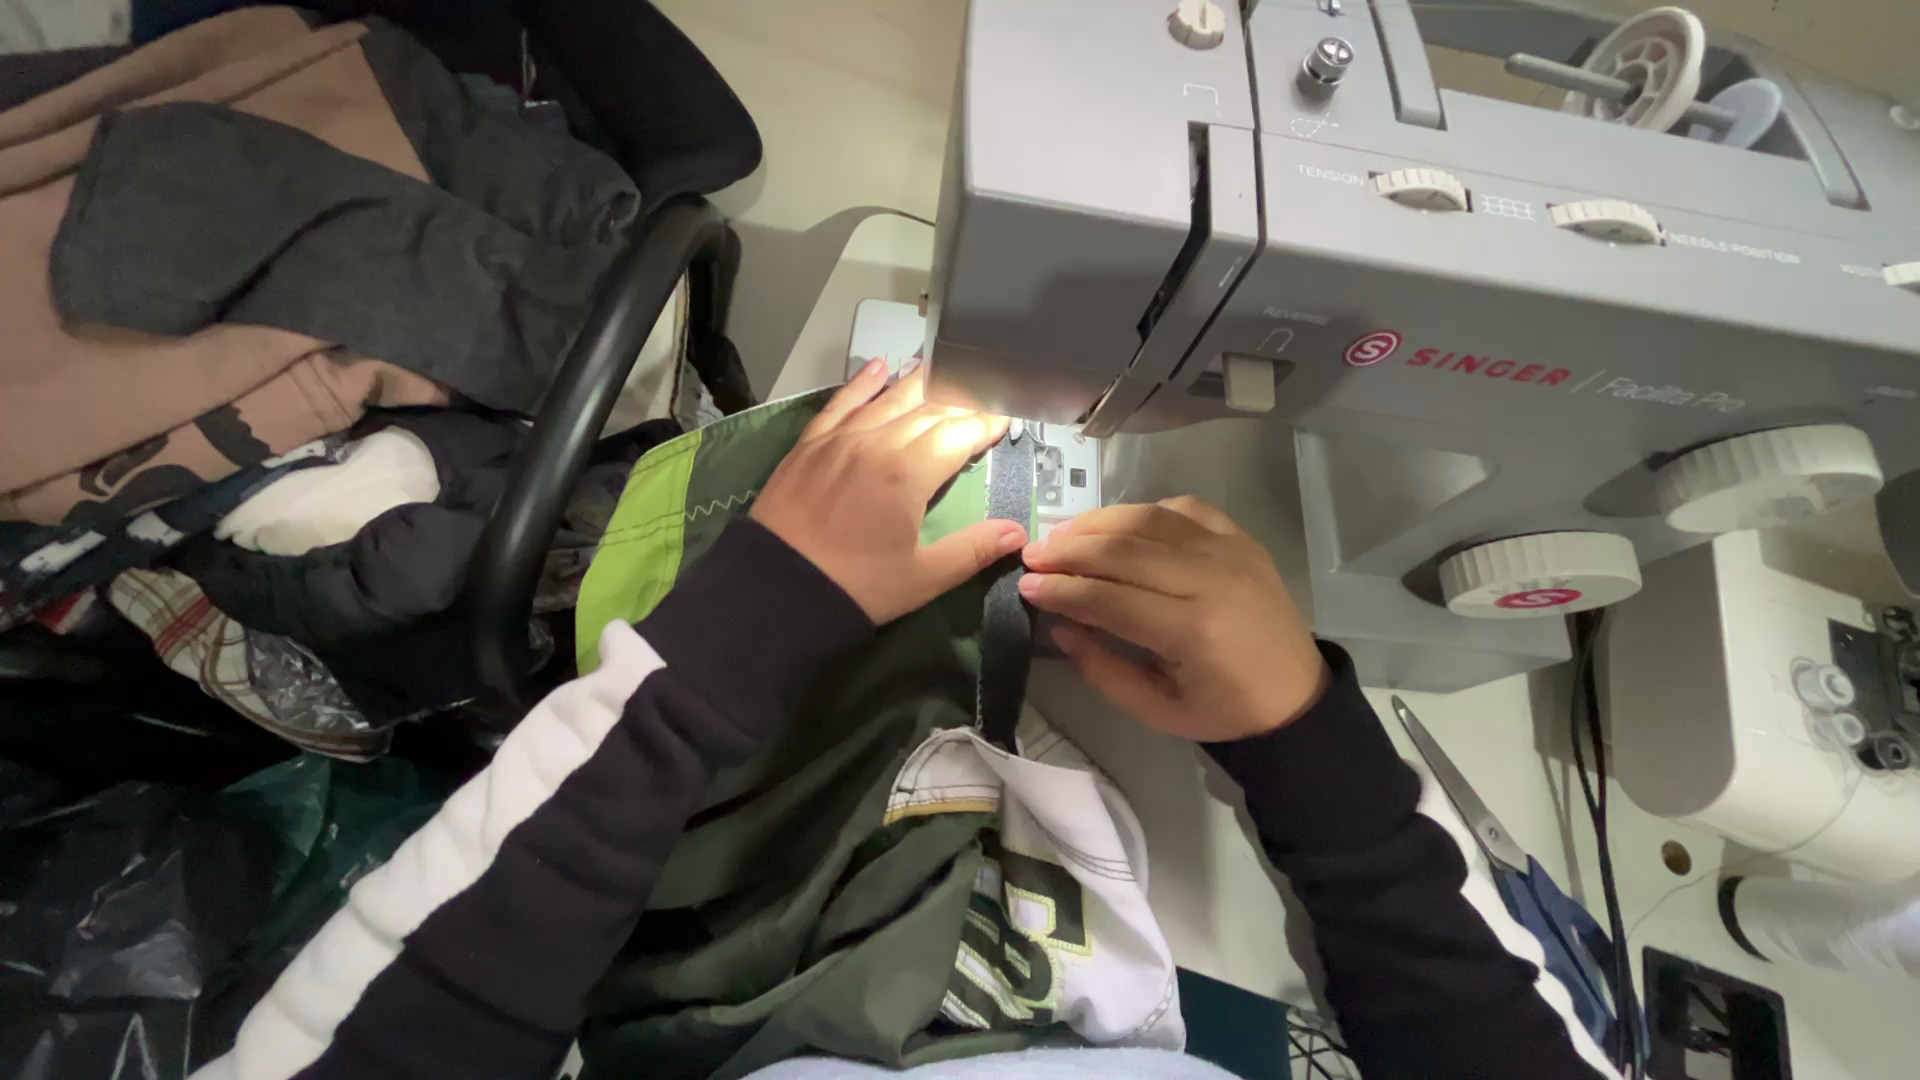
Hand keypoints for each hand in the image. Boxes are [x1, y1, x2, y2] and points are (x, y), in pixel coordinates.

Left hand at [751, 359, 1026, 623]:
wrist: (776, 589)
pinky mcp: (811, 444)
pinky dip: (862, 384)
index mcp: (909, 472)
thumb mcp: (922, 577)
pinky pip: (842, 403)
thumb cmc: (856, 587)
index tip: (1005, 419)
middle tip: (982, 398)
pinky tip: (878, 368)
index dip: (986, 424)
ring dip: (919, 383)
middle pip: (928, 410)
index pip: (959, 433)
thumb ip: (973, 550)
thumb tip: (1018, 532)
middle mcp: (877, 442)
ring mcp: (840, 438)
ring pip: (888, 398)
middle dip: (960, 402)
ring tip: (944, 368)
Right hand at [1019, 496, 1328, 741]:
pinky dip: (1144, 512)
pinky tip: (1120, 528)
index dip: (1061, 589)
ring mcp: (1230, 550)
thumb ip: (1101, 670)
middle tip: (1033, 555)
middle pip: (1123, 549)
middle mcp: (1212, 578)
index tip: (1026, 586)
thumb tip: (1058, 625)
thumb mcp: (1155, 710)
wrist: (1296, 696)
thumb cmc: (1222, 710)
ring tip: (1063, 534)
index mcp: (1193, 630)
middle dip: (1069, 550)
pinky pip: (1183, 508)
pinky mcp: (1240, 537)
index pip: (1109, 597)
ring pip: (1148, 518)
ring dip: (1098, 522)